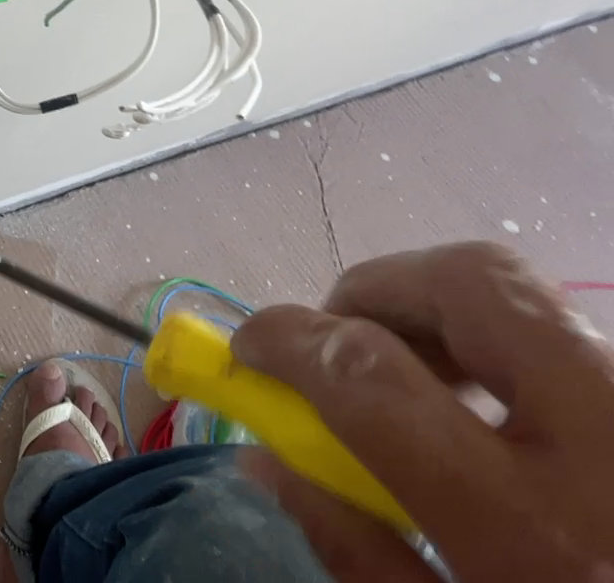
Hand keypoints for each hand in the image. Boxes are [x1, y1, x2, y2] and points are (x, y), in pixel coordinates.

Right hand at [231, 242, 613, 580]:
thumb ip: (356, 549)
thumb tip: (262, 456)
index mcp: (531, 525)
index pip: (366, 371)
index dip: (285, 337)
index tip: (254, 348)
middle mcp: (608, 444)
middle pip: (470, 282)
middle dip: (377, 288)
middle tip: (341, 335)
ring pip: (530, 302)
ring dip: (446, 318)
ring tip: (425, 378)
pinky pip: (573, 345)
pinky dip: (508, 355)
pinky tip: (502, 416)